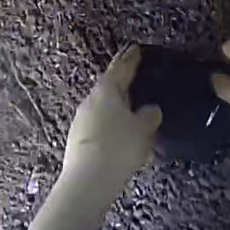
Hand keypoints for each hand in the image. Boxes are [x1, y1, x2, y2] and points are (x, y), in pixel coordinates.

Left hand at [64, 45, 161, 188]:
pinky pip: (101, 128)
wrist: (88, 180)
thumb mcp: (143, 128)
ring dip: (119, 111)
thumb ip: (149, 115)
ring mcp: (82, 120)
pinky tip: (124, 142)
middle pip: (110, 88)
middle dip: (124, 86)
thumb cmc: (119, 146)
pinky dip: (113, 129)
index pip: (121, 67)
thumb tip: (151, 110)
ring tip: (136, 119)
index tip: (135, 49)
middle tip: (137, 82)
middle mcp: (91, 100)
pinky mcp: (79, 140)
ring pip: (105, 110)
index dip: (130, 58)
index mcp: (107, 90)